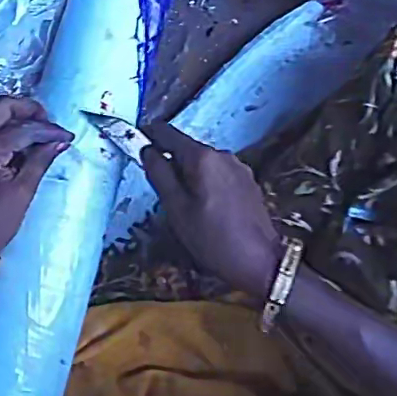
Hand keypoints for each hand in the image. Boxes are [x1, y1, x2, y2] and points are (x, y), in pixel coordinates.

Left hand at [0, 97, 72, 256]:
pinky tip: (23, 144)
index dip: (49, 130)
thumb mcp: (22, 192)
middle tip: (49, 125)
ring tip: (40, 135)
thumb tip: (59, 140)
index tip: (67, 135)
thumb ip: (40, 160)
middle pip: (2, 106)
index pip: (24, 129)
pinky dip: (7, 128)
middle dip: (29, 110)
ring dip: (17, 117)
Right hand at [142, 121, 282, 297]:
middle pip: (187, 149)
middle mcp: (223, 155)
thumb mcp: (176, 208)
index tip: (136, 140)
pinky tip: (204, 207)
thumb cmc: (212, 238)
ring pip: (203, 163)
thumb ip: (159, 174)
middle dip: (170, 161)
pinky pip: (218, 174)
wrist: (260, 262)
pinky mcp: (248, 182)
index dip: (149, 134)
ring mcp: (239, 168)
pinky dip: (204, 182)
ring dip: (188, 174)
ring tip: (182, 204)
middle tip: (158, 189)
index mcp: (203, 157)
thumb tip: (147, 150)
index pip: (168, 133)